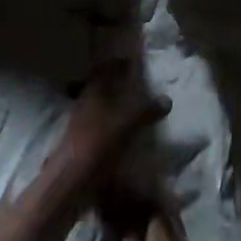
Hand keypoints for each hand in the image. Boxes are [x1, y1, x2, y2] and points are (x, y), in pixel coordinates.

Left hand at [58, 61, 169, 180]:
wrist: (73, 179)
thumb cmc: (100, 142)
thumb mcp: (129, 124)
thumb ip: (147, 110)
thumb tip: (167, 99)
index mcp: (94, 90)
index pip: (106, 68)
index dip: (119, 64)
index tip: (134, 61)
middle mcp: (85, 100)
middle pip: (101, 86)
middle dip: (117, 85)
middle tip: (137, 85)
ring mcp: (80, 121)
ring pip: (99, 106)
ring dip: (113, 106)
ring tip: (132, 109)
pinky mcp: (79, 141)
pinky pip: (98, 125)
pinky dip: (110, 125)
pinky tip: (122, 133)